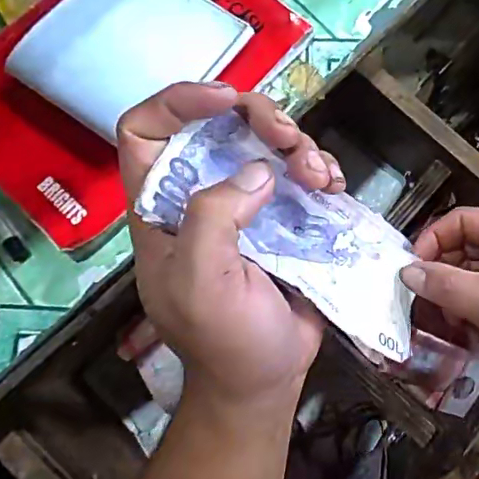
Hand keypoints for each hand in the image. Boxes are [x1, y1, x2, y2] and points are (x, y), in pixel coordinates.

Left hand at [117, 84, 346, 411]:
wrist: (265, 379)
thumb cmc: (224, 339)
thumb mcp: (203, 281)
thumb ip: (214, 217)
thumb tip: (257, 171)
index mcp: (162, 208)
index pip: (145, 131)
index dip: (177, 103)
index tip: (224, 99)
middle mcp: (201, 196)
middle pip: (221, 126)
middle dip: (259, 120)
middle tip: (291, 141)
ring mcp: (246, 206)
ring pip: (266, 145)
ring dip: (299, 148)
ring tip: (322, 178)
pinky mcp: (284, 218)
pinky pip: (300, 175)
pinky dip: (319, 171)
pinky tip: (332, 187)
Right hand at [401, 208, 478, 409]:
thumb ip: (445, 284)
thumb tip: (405, 271)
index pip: (463, 220)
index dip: (433, 239)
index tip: (409, 270)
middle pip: (465, 247)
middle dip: (440, 271)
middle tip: (416, 298)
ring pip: (472, 275)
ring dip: (451, 295)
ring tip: (439, 320)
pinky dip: (467, 310)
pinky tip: (458, 330)